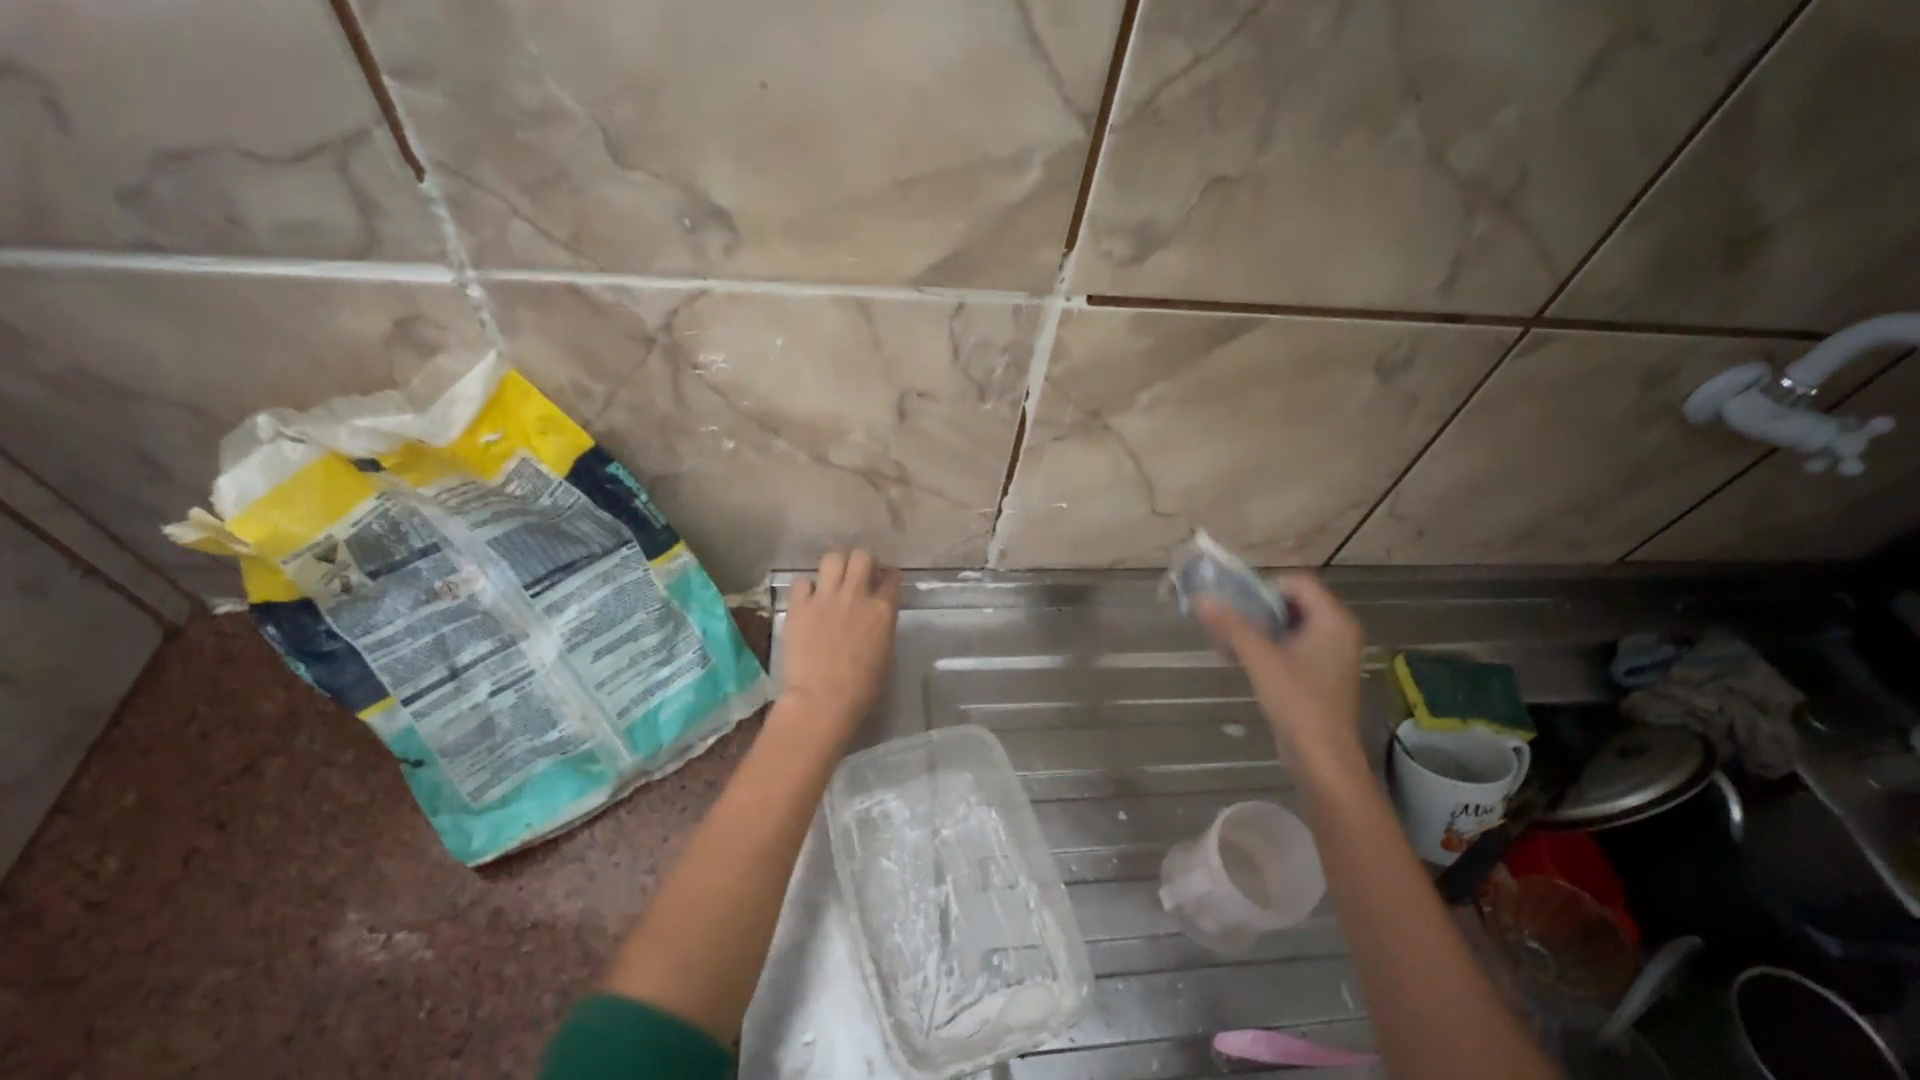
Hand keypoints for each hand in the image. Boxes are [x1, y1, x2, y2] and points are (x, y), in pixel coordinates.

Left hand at [776, 550, 900, 744]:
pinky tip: (808, 601)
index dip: (888, 577)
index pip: (892, 577)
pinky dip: (807, 588)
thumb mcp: (886, 653)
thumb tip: (876, 617)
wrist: (823, 700)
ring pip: (833, 558)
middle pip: (862, 556)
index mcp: (883, 610)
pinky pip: (802, 581)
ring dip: (836, 568)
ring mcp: (825, 597)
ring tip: (833, 583)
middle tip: (858, 578)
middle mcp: (856, 595)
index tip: (884, 582)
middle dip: (862, 564)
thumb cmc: (863, 688)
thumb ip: (882, 626)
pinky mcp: (799, 606)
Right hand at [1197, 574, 1364, 764]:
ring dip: (1261, 630)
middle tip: (1230, 624)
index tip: (1238, 607)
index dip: (1265, 588)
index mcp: (1333, 620)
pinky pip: (1296, 649)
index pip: (1298, 582)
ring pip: (1293, 627)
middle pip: (1295, 603)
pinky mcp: (1324, 677)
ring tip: (1231, 644)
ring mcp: (1333, 656)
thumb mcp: (1260, 659)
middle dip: (1259, 610)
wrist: (1323, 758)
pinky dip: (1272, 649)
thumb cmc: (1297, 701)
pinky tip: (1246, 663)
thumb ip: (1231, 626)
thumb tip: (1201, 598)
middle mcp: (1339, 632)